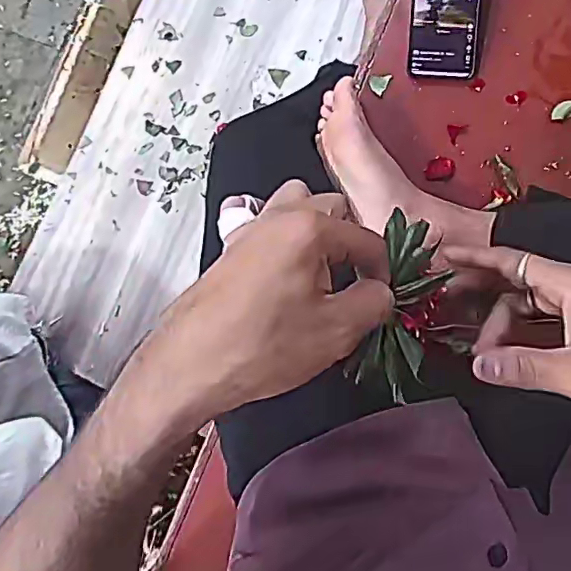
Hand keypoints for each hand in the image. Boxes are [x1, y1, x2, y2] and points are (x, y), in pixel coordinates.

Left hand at [129, 181, 392, 427]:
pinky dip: (284, 236)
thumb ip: (374, 302)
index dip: (382, 268)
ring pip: (297, 203)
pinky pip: (267, 223)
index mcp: (310, 227)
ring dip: (317, 227)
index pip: (366, 237)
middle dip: (351, 240)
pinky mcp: (231, 245)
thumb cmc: (262, 346)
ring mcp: (251, 226)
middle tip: (355, 279)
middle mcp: (280, 214)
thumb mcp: (336, 330)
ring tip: (321, 268)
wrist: (188, 367)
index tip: (381, 295)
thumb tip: (381, 291)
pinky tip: (284, 272)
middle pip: (334, 207)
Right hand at [440, 245, 570, 427]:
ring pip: (528, 306)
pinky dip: (522, 334)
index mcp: (570, 284)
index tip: (444, 257)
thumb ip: (525, 368)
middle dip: (484, 303)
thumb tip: (478, 367)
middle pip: (516, 284)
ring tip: (483, 357)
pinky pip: (543, 321)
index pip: (513, 261)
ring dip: (504, 327)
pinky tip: (508, 355)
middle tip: (452, 322)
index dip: (477, 258)